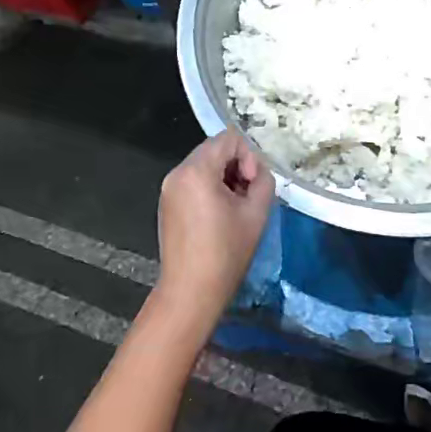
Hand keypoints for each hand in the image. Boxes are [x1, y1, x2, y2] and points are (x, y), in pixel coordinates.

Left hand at [156, 129, 274, 317]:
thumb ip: (263, 178)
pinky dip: (210, 187)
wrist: (190, 293)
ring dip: (225, 177)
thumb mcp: (257, 211)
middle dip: (237, 166)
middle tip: (247, 195)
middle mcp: (177, 173)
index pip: (229, 139)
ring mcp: (169, 188)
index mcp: (196, 170)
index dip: (248, 157)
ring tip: (235, 207)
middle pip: (215, 149)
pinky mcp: (167, 203)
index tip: (252, 186)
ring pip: (205, 165)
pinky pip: (193, 180)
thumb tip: (255, 172)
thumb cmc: (226, 252)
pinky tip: (220, 215)